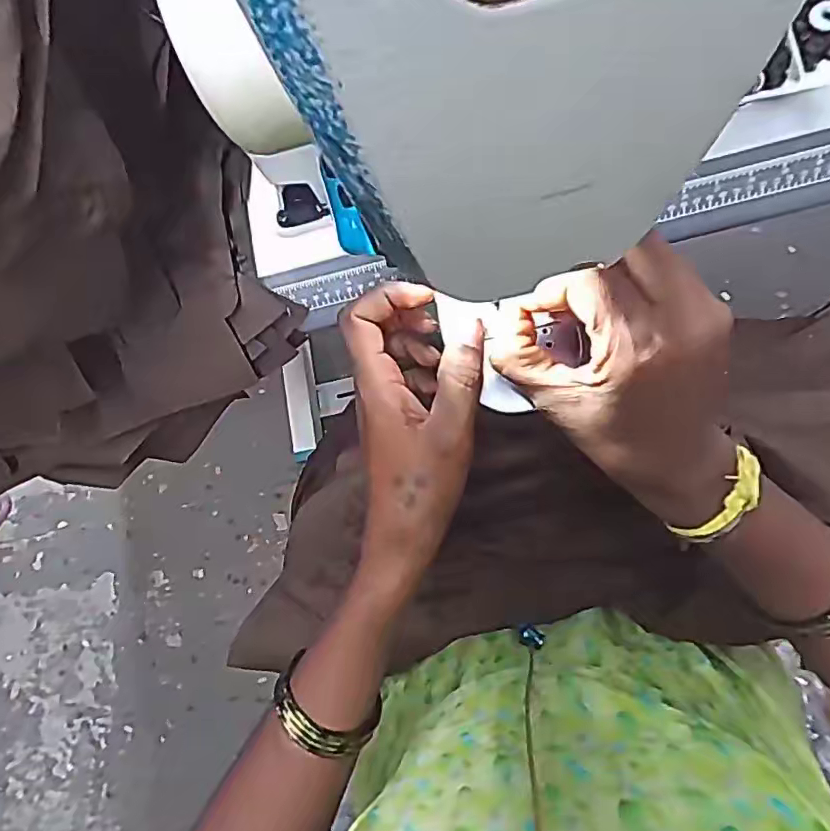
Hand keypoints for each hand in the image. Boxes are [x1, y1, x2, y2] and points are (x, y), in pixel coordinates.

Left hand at [340, 284, 484, 591]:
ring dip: (423, 346)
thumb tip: (470, 330)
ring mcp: (381, 404)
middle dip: (413, 318)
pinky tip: (451, 387)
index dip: (389, 296)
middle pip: (377, 330)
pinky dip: (428, 372)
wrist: (403, 534)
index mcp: (376, 386)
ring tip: (453, 359)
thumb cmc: (418, 492)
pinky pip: (405, 379)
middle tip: (446, 324)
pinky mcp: (394, 419)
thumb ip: (461, 374)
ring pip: (393, 354)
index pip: (359, 318)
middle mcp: (372, 390)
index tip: (425, 297)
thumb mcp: (450, 428)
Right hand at [487, 232, 736, 526]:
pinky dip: (634, 275)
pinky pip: (666, 265)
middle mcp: (680, 320)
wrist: (680, 461)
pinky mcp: (713, 309)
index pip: (587, 276)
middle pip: (623, 242)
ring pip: (647, 247)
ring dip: (609, 263)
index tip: (538, 309)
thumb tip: (504, 320)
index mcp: (637, 347)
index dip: (551, 287)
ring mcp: (704, 311)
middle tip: (565, 296)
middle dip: (582, 262)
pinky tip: (618, 307)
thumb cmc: (625, 441)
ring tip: (592, 303)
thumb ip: (520, 356)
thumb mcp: (558, 403)